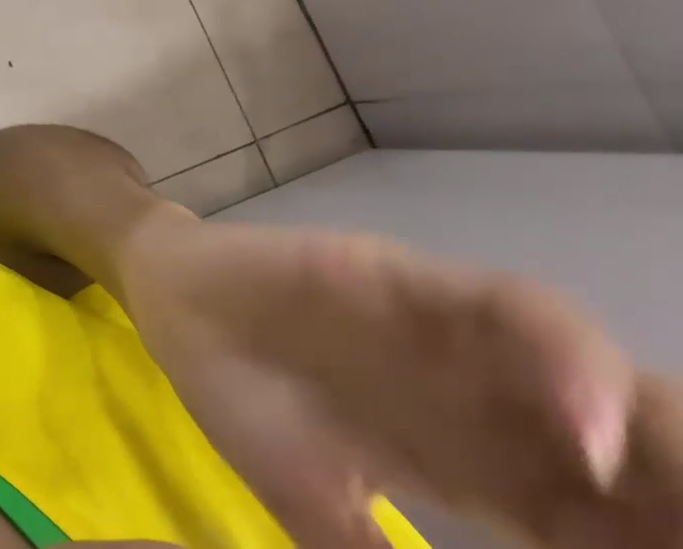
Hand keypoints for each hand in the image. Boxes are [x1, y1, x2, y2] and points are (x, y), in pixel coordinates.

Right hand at [116, 213, 682, 546]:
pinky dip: (569, 360)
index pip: (601, 526)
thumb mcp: (304, 498)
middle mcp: (493, 404)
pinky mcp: (425, 280)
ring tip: (680, 505)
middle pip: (632, 458)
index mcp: (476, 466)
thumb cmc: (233, 398)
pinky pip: (523, 309)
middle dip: (678, 503)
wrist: (171, 303)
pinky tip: (580, 427)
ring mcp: (464, 337)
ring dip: (659, 439)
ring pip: (604, 381)